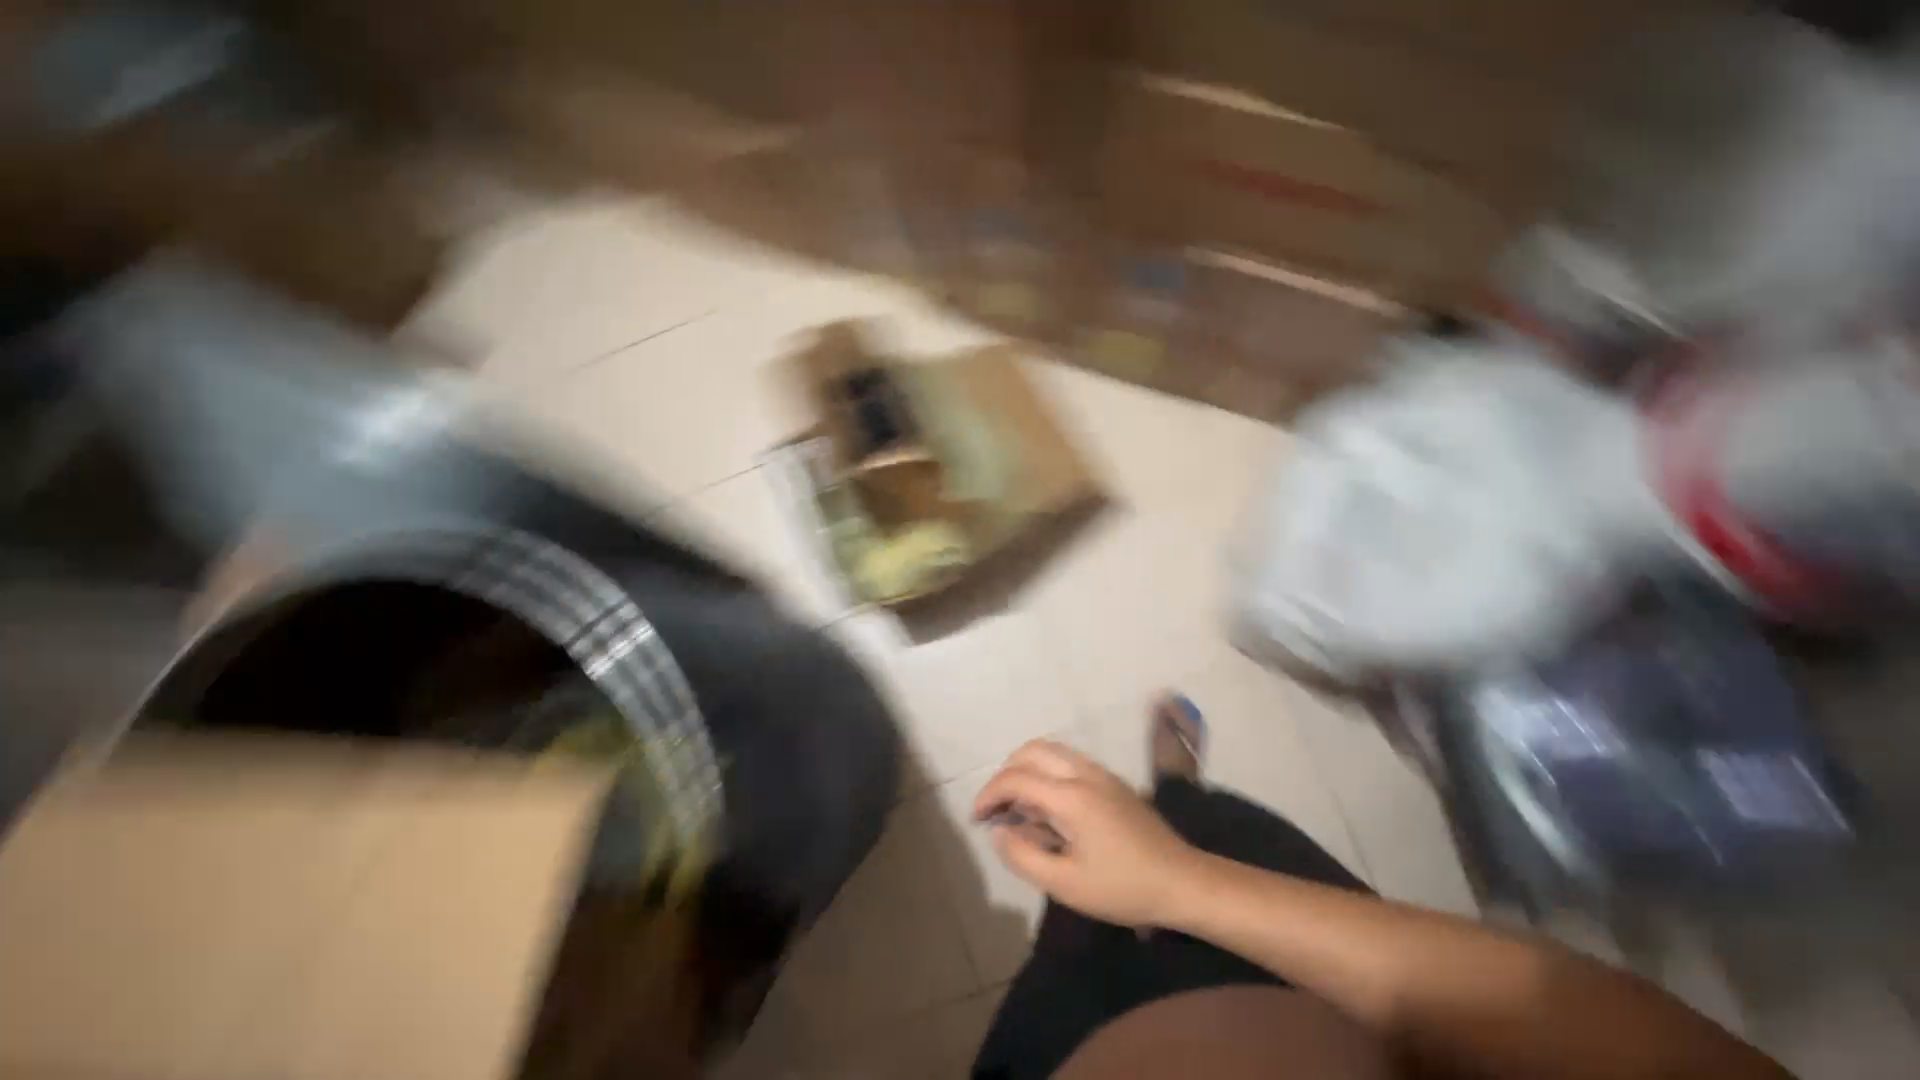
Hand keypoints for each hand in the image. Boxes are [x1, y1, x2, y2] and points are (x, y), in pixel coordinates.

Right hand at [972, 740, 1202, 928]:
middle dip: (1006, 773)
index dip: (989, 794)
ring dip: (1027, 770)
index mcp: (1071, 796)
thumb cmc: (1122, 888)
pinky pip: (1069, 763)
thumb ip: (1023, 855)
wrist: (1182, 882)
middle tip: (996, 808)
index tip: (978, 819)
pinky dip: (1047, 774)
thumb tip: (999, 832)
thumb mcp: (1065, 884)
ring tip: (1019, 809)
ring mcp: (1102, 775)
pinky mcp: (1114, 783)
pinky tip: (1049, 811)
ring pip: (1052, 752)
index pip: (1016, 778)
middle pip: (1032, 750)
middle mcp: (1085, 773)